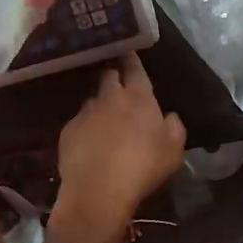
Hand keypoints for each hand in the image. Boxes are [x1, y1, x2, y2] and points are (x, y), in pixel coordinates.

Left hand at [56, 53, 185, 231]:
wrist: (99, 190)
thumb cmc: (143, 167)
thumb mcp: (173, 150)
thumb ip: (174, 127)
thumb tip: (168, 116)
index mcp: (139, 98)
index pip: (134, 67)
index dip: (132, 59)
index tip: (129, 51)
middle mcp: (109, 97)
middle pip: (109, 75)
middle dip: (114, 75)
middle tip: (120, 85)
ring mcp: (85, 112)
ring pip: (93, 98)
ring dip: (100, 103)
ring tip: (105, 118)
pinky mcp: (68, 130)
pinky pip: (79, 121)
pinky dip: (86, 126)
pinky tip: (91, 142)